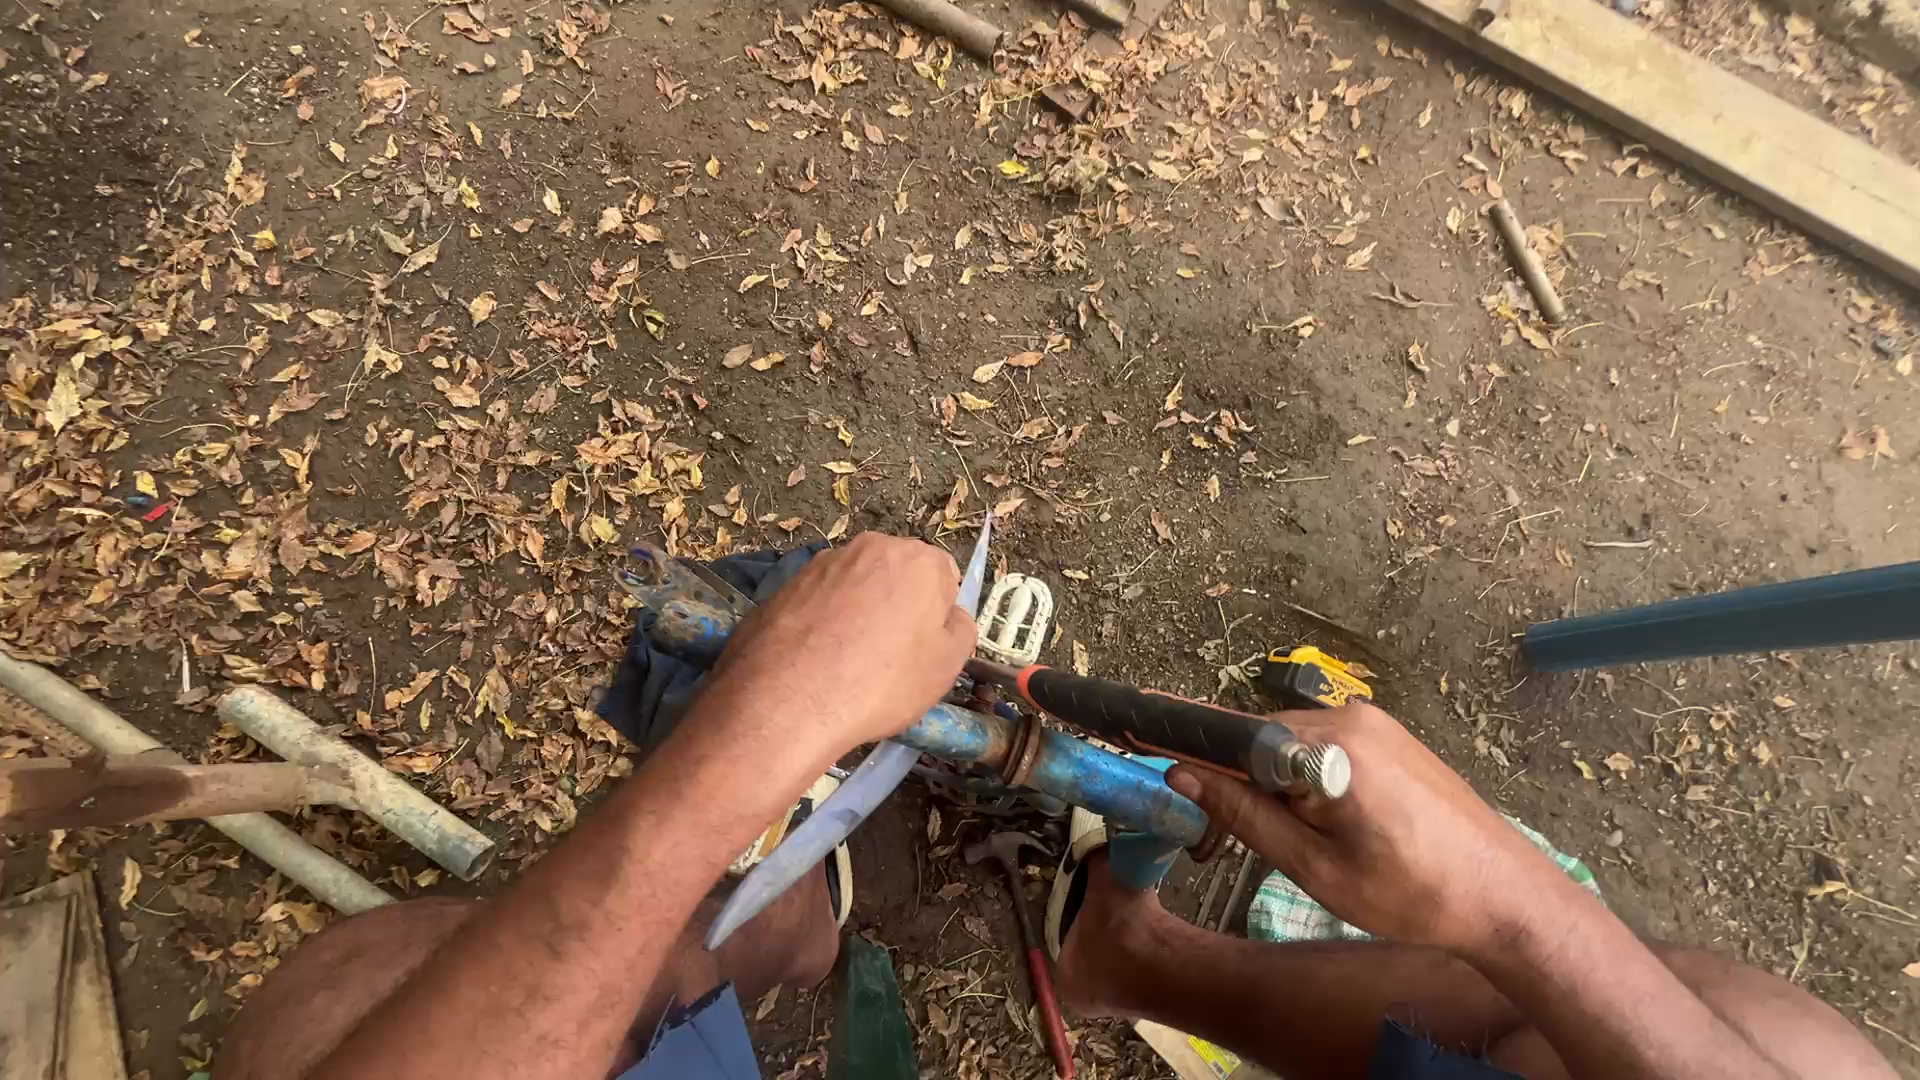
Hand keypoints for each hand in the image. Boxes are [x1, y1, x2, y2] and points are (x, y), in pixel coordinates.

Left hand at [696, 532, 975, 757]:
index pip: (943, 576)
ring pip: (855, 586)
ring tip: (846, 661)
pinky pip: (818, 601)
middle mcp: (871, 547)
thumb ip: (961, 629)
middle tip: (888, 655)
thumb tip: (949, 616)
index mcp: (918, 558)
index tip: (923, 647)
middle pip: (897, 574)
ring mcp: (823, 562)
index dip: (937, 614)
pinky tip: (815, 660)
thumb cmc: (882, 682)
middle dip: (897, 605)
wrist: (787, 701)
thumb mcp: (948, 665)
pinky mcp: (784, 584)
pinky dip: (822, 621)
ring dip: (858, 611)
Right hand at [1165, 704, 1570, 952]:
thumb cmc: (1413, 896)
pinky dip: (1300, 771)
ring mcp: (1371, 720)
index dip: (1193, 750)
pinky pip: (1319, 742)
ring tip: (1293, 833)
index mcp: (1332, 748)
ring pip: (1287, 739)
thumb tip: (1180, 774)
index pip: (1234, 736)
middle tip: (1236, 829)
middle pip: (1260, 736)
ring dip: (1272, 777)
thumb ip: (1245, 815)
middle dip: (1238, 776)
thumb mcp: (1315, 867)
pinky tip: (1321, 815)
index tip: (1158, 760)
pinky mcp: (1386, 732)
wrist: (1512, 901)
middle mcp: (1348, 717)